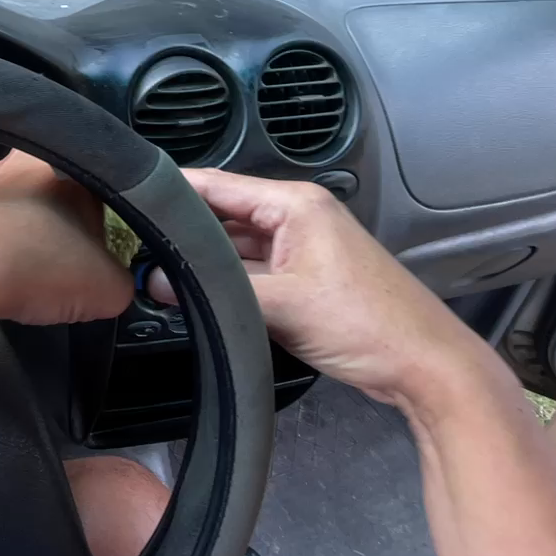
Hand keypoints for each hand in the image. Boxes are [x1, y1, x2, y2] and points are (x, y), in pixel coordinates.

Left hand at [0, 150, 132, 325]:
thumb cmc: (39, 262)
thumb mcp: (108, 288)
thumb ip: (121, 283)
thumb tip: (113, 285)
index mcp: (75, 164)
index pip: (111, 191)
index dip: (117, 230)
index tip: (111, 258)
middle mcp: (29, 160)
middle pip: (65, 200)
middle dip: (72, 234)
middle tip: (75, 269)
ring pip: (26, 215)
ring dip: (34, 244)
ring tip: (36, 280)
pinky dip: (1, 254)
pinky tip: (3, 279)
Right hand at [150, 169, 500, 407]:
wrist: (429, 370)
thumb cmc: (363, 324)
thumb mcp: (282, 304)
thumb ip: (215, 289)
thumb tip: (154, 282)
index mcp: (294, 204)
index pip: (217, 185)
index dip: (171, 189)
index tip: (127, 198)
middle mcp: (295, 215)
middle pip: (223, 213)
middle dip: (182, 228)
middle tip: (132, 242)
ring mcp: (300, 247)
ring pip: (234, 243)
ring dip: (203, 257)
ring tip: (154, 266)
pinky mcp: (302, 276)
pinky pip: (251, 267)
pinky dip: (225, 278)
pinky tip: (194, 289)